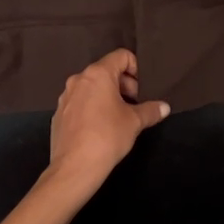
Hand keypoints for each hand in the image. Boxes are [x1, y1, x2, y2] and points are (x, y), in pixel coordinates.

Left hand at [47, 49, 169, 193]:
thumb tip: (164, 107)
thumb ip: (150, 110)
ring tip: (118, 117)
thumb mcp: (134, 122)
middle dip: (123, 85)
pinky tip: (99, 129)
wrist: (74, 167)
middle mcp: (78, 79)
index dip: (136, 68)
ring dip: (107, 96)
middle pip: (106, 71)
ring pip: (91, 87)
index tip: (142, 90)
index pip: (121, 56)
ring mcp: (65, 96)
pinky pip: (79, 102)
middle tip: (134, 105)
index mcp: (97, 74)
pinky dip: (91, 108)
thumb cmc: (107, 137)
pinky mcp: (59, 113)